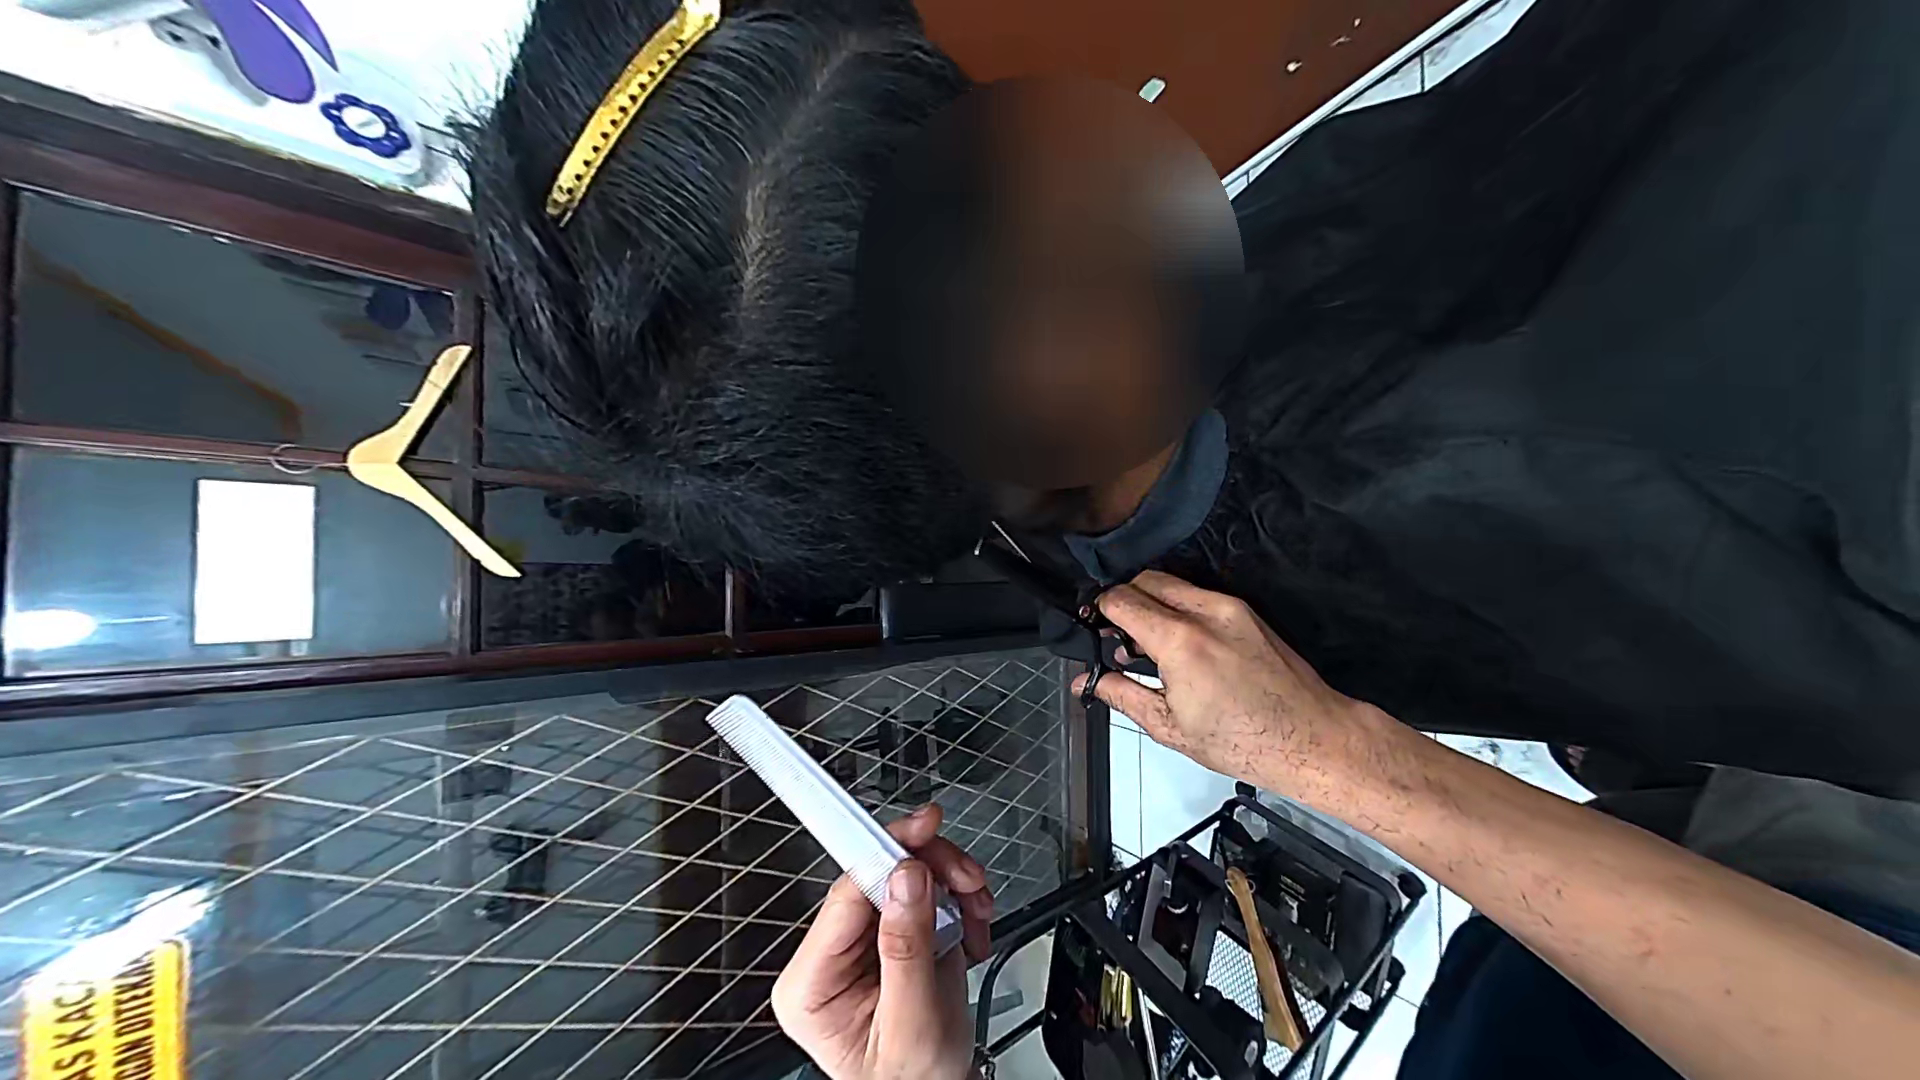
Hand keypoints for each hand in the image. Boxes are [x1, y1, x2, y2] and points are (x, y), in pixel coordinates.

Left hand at [772, 803, 994, 1079]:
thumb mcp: (913, 1027)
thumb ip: (908, 949)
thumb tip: (906, 877)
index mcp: (813, 981)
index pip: (847, 892)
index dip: (887, 853)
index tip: (920, 826)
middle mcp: (834, 952)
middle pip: (880, 872)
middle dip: (932, 868)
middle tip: (966, 880)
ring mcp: (865, 939)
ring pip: (906, 871)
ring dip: (951, 882)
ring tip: (974, 909)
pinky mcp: (895, 931)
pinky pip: (925, 886)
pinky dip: (958, 897)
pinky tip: (971, 923)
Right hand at [1073, 570, 1411, 810]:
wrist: (1314, 738)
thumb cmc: (1246, 740)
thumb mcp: (1170, 727)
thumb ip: (1121, 695)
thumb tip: (1086, 682)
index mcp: (1180, 643)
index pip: (1121, 600)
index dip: (1098, 608)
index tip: (1091, 623)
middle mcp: (1204, 612)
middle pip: (1142, 580)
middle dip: (1120, 599)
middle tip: (1113, 632)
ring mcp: (1228, 606)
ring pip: (1170, 582)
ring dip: (1147, 600)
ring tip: (1144, 640)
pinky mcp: (1245, 610)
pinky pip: (1195, 593)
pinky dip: (1174, 605)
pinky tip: (1175, 639)